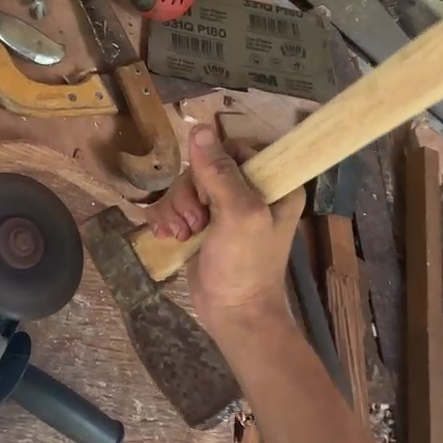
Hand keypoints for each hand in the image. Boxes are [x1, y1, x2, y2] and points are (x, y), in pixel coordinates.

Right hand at [145, 125, 301, 328]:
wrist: (233, 314)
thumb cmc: (246, 266)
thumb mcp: (237, 214)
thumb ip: (219, 172)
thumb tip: (199, 128)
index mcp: (274, 183)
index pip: (236, 148)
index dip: (214, 162)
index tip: (208, 186)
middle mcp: (250, 191)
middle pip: (204, 167)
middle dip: (190, 193)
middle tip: (195, 221)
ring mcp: (223, 209)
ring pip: (185, 186)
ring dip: (176, 208)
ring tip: (182, 233)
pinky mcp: (202, 224)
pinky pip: (175, 205)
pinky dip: (168, 218)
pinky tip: (169, 235)